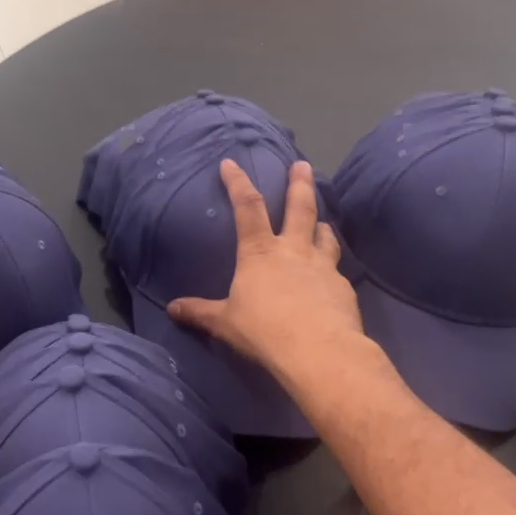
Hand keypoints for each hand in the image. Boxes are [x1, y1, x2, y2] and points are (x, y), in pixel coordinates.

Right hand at [168, 160, 368, 384]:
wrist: (318, 352)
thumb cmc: (263, 330)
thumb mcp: (223, 322)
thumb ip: (200, 312)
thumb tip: (172, 309)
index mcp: (259, 252)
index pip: (247, 207)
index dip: (237, 182)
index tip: (231, 162)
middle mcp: (294, 251)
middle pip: (299, 209)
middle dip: (299, 184)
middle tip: (302, 165)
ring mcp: (323, 267)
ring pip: (325, 236)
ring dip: (322, 225)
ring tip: (323, 222)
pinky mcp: (343, 289)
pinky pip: (337, 270)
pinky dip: (331, 267)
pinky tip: (330, 278)